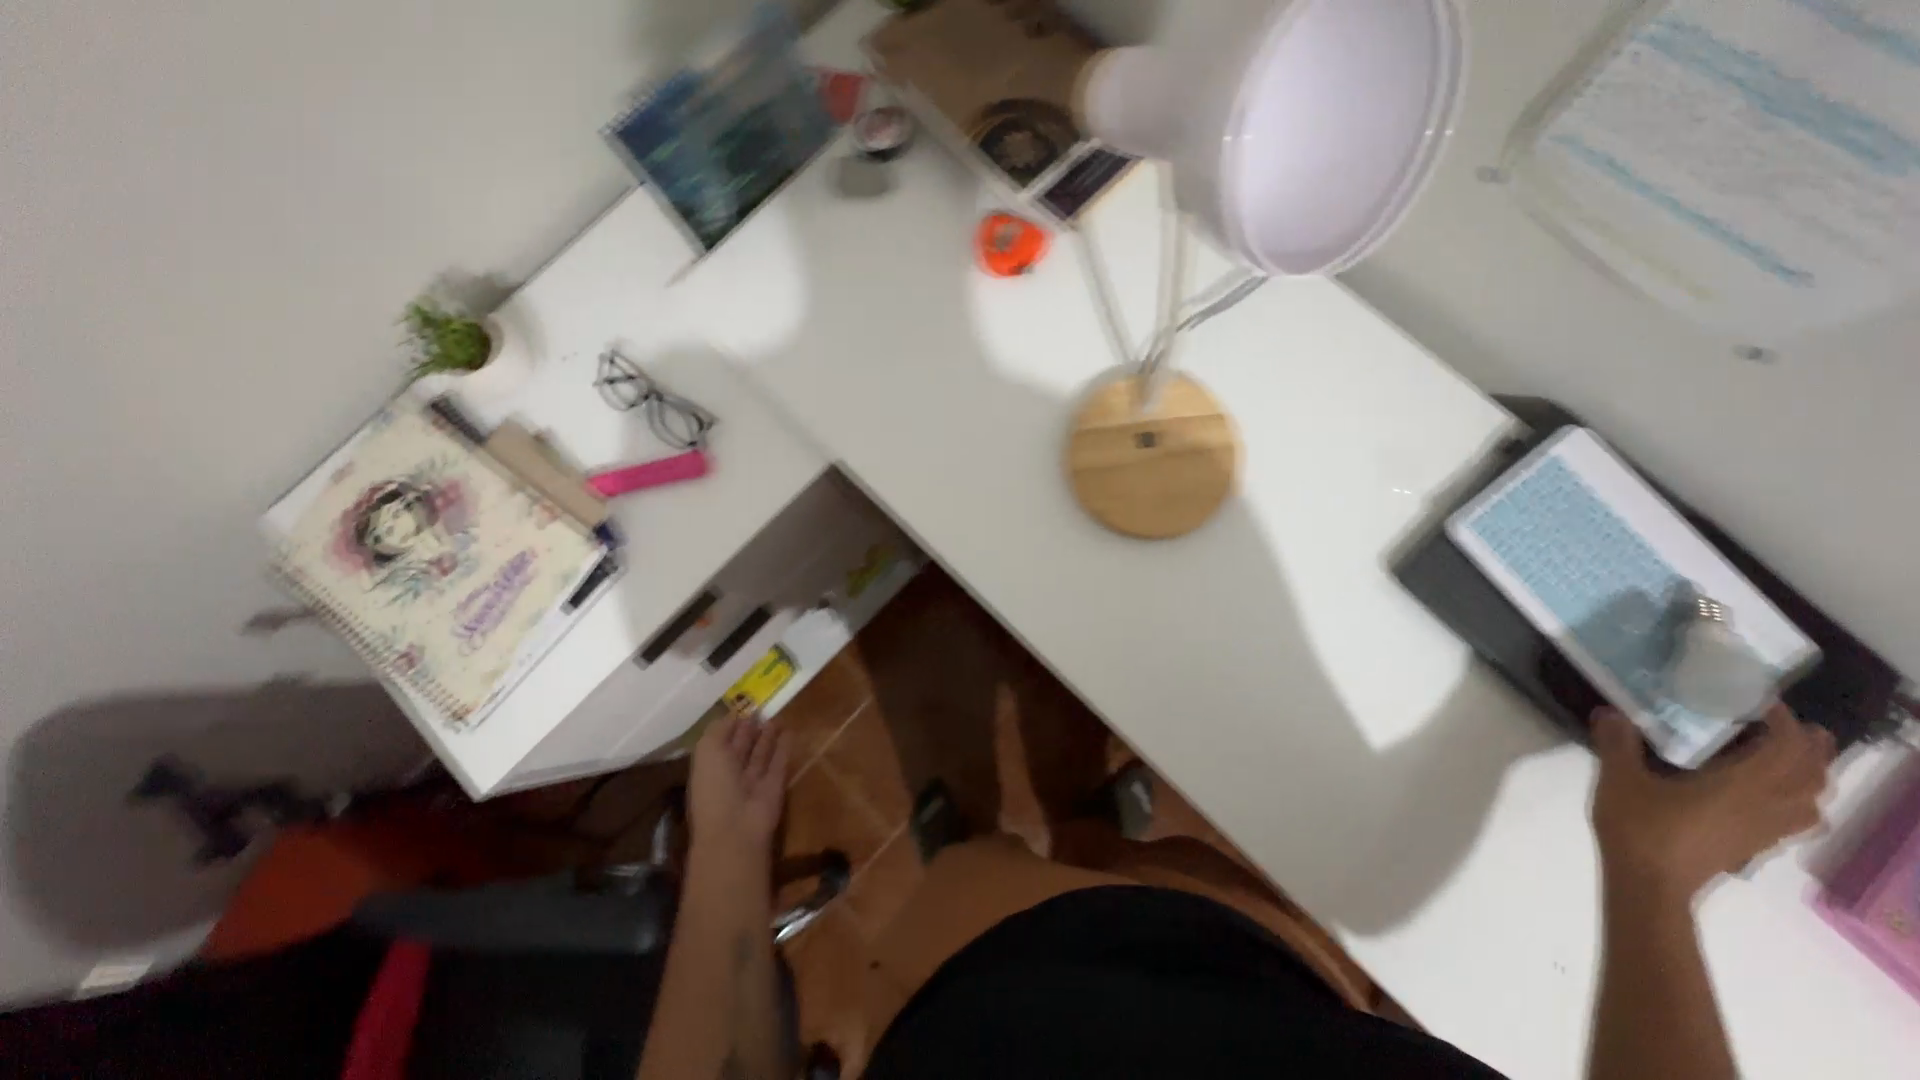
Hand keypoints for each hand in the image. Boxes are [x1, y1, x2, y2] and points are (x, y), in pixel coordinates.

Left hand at [688, 712, 788, 865]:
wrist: (736, 827)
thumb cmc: (715, 786)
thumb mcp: (708, 751)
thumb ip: (719, 730)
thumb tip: (734, 713)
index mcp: (710, 767)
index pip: (720, 742)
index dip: (730, 725)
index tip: (743, 706)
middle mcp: (731, 774)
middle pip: (742, 747)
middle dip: (749, 730)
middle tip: (761, 709)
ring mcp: (754, 781)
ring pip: (761, 754)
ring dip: (768, 737)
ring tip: (776, 717)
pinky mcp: (775, 785)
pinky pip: (780, 762)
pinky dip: (785, 747)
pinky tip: (790, 732)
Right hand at [1590, 704, 1833, 904]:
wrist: (1649, 884)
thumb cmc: (1639, 829)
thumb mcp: (1618, 780)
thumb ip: (1617, 743)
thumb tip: (1610, 712)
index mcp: (1741, 785)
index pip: (1786, 747)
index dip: (1783, 721)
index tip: (1758, 701)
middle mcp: (1765, 805)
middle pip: (1812, 774)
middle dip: (1809, 745)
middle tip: (1783, 724)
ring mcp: (1765, 829)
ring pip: (1812, 799)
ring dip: (1811, 775)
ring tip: (1788, 758)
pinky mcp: (1756, 845)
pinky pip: (1798, 820)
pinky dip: (1799, 801)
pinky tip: (1772, 796)